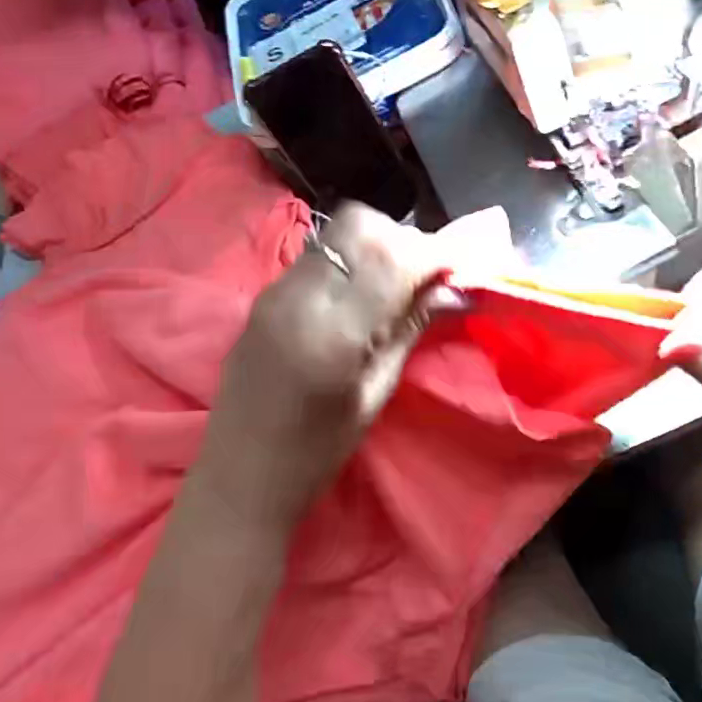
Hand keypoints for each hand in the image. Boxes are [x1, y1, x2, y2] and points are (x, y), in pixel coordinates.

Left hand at [198, 204, 457, 525]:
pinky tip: (360, 291)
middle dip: (404, 239)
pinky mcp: (265, 293)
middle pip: (362, 225)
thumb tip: (454, 288)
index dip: (435, 253)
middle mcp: (300, 295)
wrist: (240, 475)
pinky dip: (350, 256)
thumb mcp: (375, 394)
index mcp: (333, 331)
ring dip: (376, 242)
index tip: (461, 264)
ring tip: (394, 282)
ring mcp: (276, 289)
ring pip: (338, 230)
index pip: (393, 258)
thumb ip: (411, 328)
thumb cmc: (316, 452)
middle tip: (425, 276)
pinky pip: (318, 252)